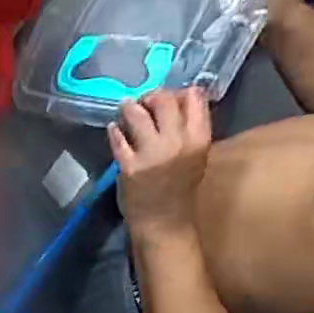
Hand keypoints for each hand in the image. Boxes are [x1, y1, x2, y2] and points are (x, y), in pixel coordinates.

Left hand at [110, 88, 211, 236]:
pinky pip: (119, 140)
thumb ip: (189, 129)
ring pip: (138, 115)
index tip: (167, 96)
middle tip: (143, 100)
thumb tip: (176, 102)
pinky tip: (113, 128)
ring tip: (125, 107)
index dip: (178, 92)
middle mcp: (177, 142)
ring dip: (129, 108)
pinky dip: (115, 131)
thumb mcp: (195, 155)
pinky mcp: (129, 167)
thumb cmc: (179, 188)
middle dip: (152, 96)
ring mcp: (152, 154)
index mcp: (200, 138)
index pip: (194, 97)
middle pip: (164, 101)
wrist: (164, 221)